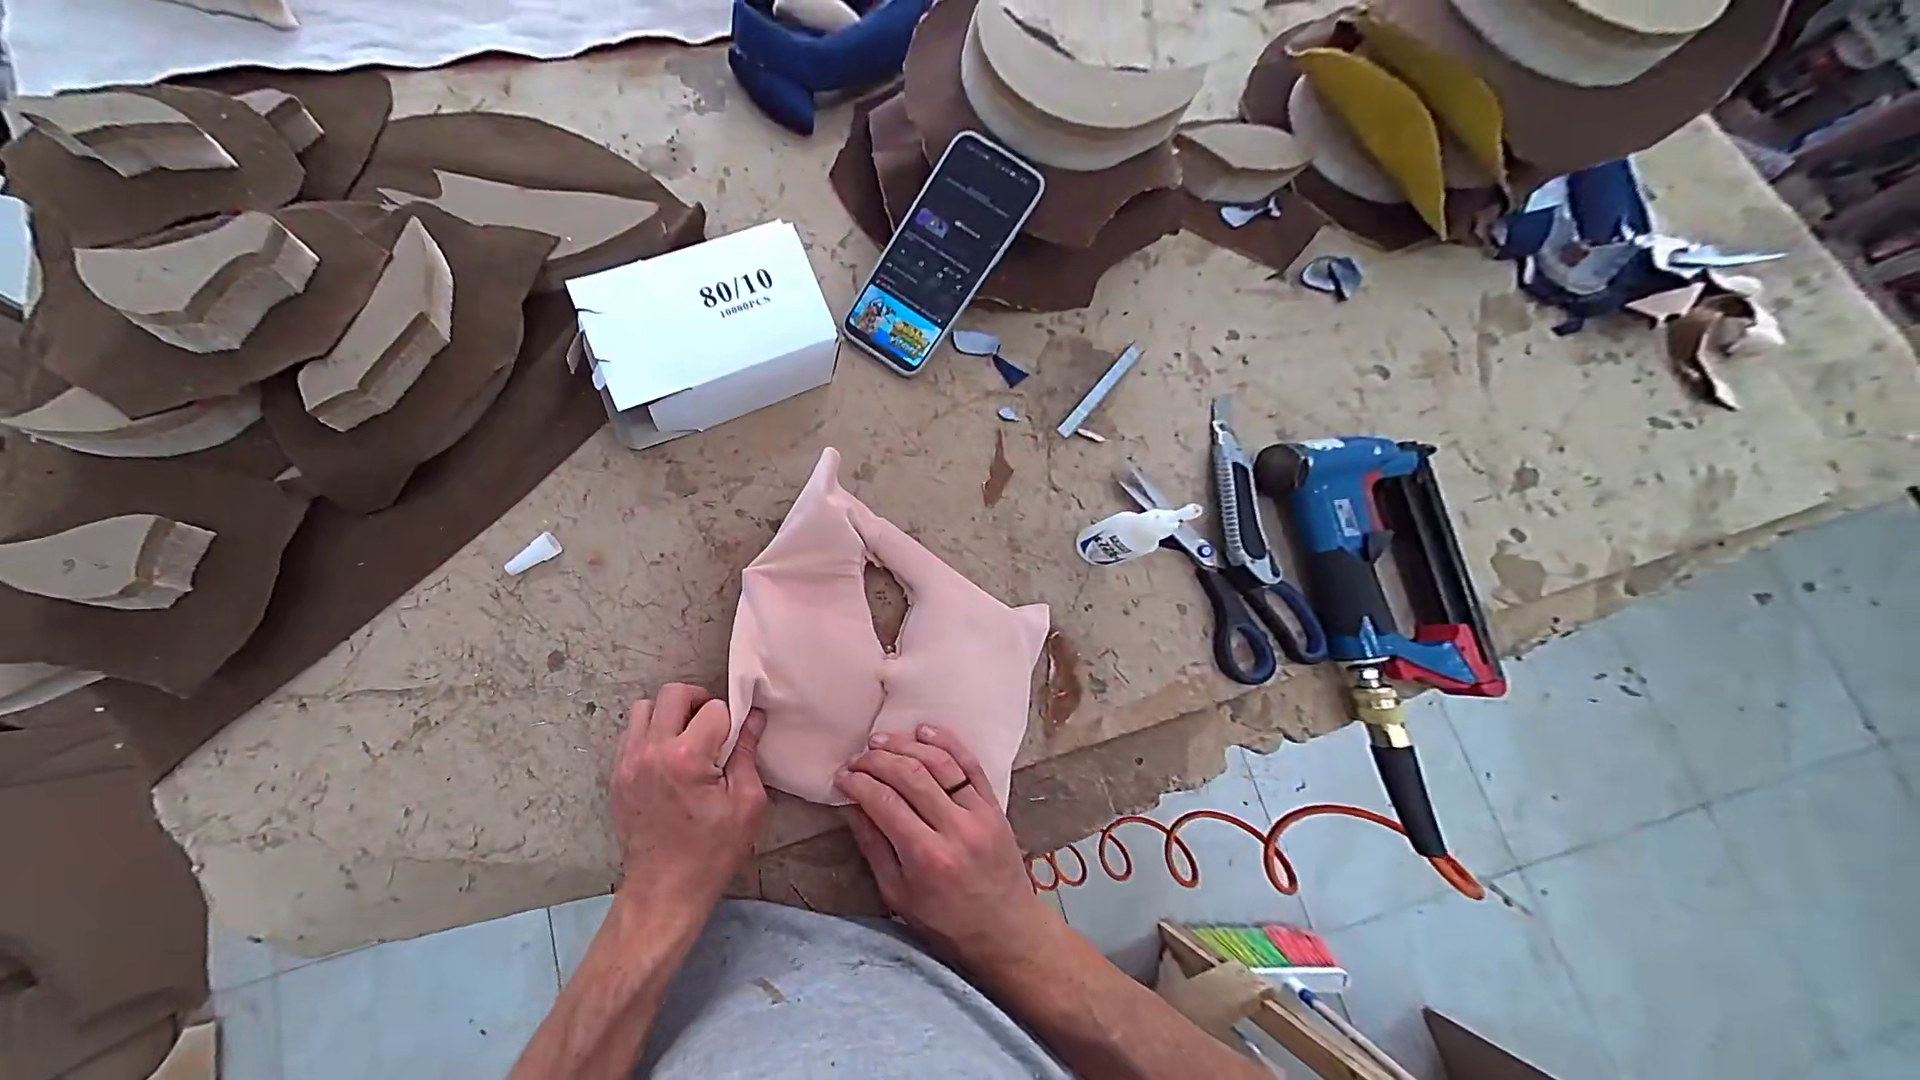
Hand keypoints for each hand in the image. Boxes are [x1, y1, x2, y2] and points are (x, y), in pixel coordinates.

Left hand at [611, 683, 767, 916]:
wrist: (664, 891)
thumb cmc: (712, 851)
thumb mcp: (747, 803)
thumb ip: (748, 753)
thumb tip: (754, 717)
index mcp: (686, 757)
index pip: (715, 708)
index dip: (732, 720)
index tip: (736, 741)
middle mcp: (652, 752)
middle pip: (674, 693)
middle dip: (700, 701)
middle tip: (714, 726)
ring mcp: (628, 763)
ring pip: (645, 707)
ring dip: (671, 713)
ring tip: (688, 737)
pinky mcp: (616, 776)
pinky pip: (631, 733)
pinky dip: (651, 733)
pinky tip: (669, 756)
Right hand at [836, 725, 1061, 973]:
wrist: (1007, 931)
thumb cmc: (946, 923)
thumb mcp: (898, 895)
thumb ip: (874, 847)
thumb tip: (852, 806)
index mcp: (926, 857)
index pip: (884, 802)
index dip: (858, 783)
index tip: (841, 776)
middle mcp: (955, 829)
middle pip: (910, 776)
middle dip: (877, 760)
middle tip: (857, 757)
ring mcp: (979, 813)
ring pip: (940, 763)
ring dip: (907, 745)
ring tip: (881, 740)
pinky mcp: (995, 805)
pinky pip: (970, 763)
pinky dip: (947, 742)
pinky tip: (923, 731)